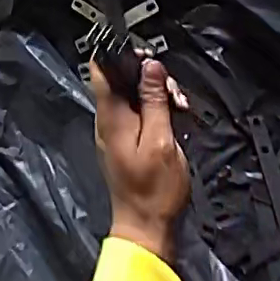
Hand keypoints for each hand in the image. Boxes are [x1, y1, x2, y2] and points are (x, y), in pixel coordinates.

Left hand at [90, 55, 189, 261]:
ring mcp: (114, 128)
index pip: (101, 68)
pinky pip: (136, 110)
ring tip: (178, 106)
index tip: (145, 55)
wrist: (145, 227)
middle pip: (121, 78)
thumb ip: (154, 100)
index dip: (120, 53)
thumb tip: (150, 65)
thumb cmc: (153, 189)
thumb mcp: (161, 139)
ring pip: (131, 93)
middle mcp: (107, 117)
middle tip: (172, 90)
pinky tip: (173, 116)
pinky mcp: (124, 138)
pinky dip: (154, 108)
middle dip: (148, 75)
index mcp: (110, 114)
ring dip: (155, 93)